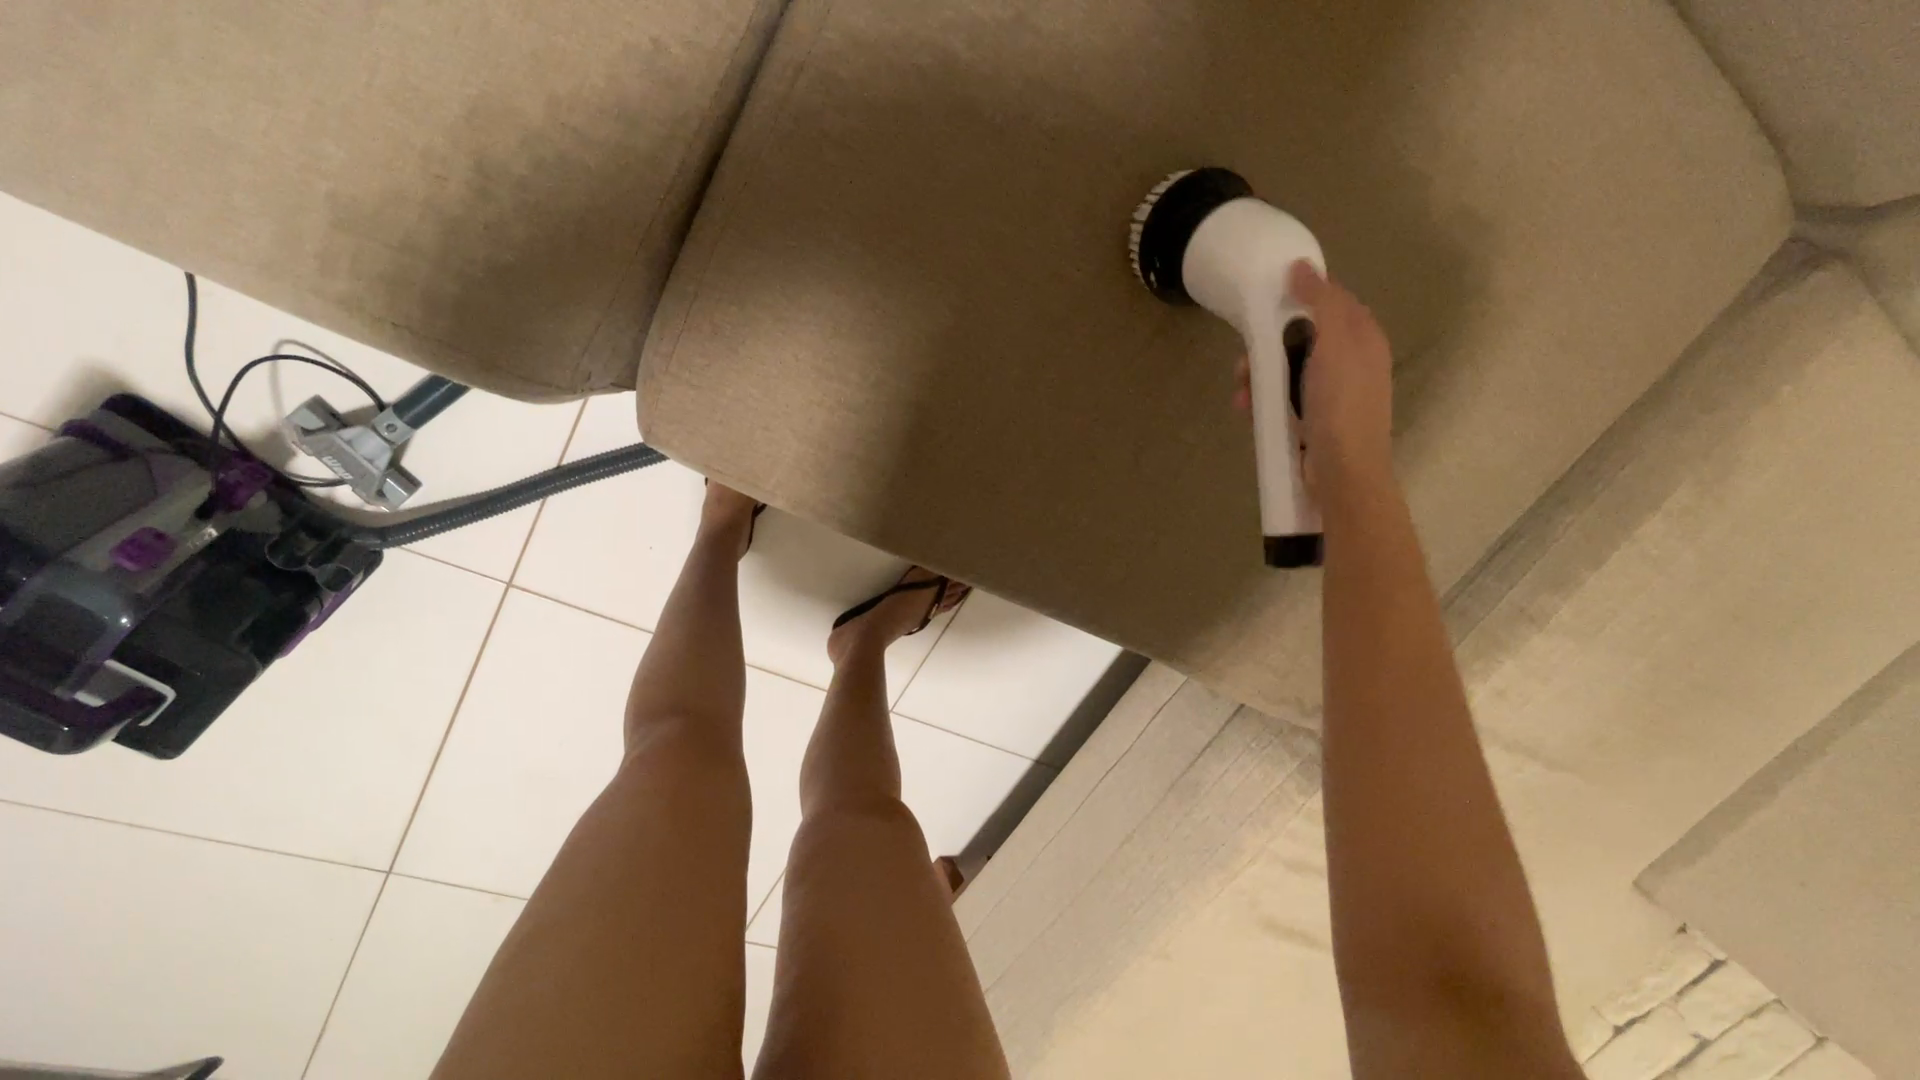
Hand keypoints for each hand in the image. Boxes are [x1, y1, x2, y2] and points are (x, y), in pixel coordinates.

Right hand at [1234, 261, 1395, 497]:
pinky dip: (1264, 400)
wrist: (1343, 475)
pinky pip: (1283, 399)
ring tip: (1241, 391)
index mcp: (1363, 338)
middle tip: (1245, 355)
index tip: (1264, 302)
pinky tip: (1246, 409)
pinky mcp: (1313, 420)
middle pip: (1302, 337)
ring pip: (1288, 370)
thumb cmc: (1341, 405)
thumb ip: (1320, 302)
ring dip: (1260, 375)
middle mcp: (1350, 362)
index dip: (1298, 297)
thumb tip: (1301, 265)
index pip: (1330, 301)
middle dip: (1269, 344)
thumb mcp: (1334, 344)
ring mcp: (1331, 394)